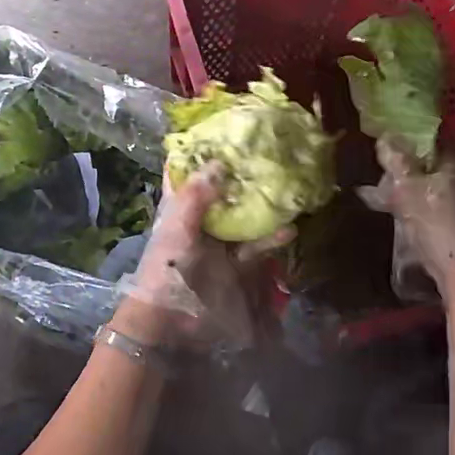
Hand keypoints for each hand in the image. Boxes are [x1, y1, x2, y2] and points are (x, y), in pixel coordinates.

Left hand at [122, 163, 288, 346]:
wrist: (171, 324)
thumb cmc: (166, 271)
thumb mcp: (177, 231)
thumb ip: (195, 199)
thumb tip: (219, 163)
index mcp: (177, 210)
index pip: (182, 173)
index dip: (195, 153)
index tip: (219, 131)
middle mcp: (199, 221)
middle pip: (219, 191)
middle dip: (238, 176)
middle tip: (264, 154)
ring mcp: (218, 243)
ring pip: (242, 216)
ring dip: (260, 205)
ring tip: (282, 189)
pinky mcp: (235, 264)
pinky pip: (256, 246)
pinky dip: (271, 237)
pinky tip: (289, 229)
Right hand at [359, 139, 454, 293]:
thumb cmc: (435, 224)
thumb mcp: (407, 188)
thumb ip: (396, 161)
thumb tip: (384, 136)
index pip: (433, 135)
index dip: (409, 133)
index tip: (385, 136)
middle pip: (429, 161)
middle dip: (402, 163)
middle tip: (378, 167)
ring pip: (427, 183)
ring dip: (404, 186)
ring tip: (377, 194)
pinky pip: (429, 203)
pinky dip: (411, 203)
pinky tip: (393, 212)